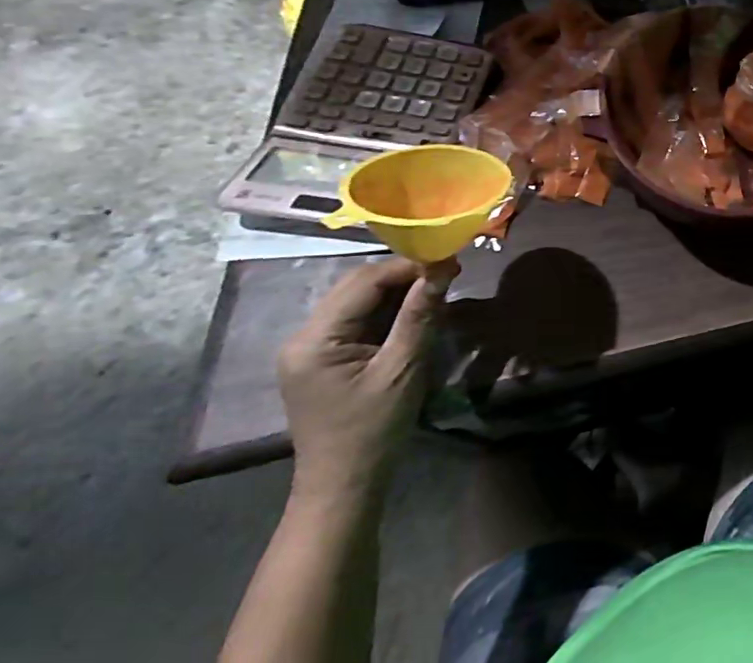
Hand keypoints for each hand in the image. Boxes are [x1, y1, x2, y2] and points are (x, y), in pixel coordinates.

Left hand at [277, 257, 456, 502]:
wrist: (344, 489)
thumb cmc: (373, 432)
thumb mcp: (402, 370)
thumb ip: (419, 316)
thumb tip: (442, 269)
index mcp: (315, 339)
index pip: (364, 282)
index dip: (407, 266)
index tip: (448, 262)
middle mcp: (304, 336)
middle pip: (357, 287)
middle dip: (403, 276)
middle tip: (446, 275)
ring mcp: (310, 349)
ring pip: (358, 302)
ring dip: (396, 293)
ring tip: (436, 291)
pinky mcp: (322, 360)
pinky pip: (356, 321)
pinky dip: (386, 313)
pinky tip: (413, 314)